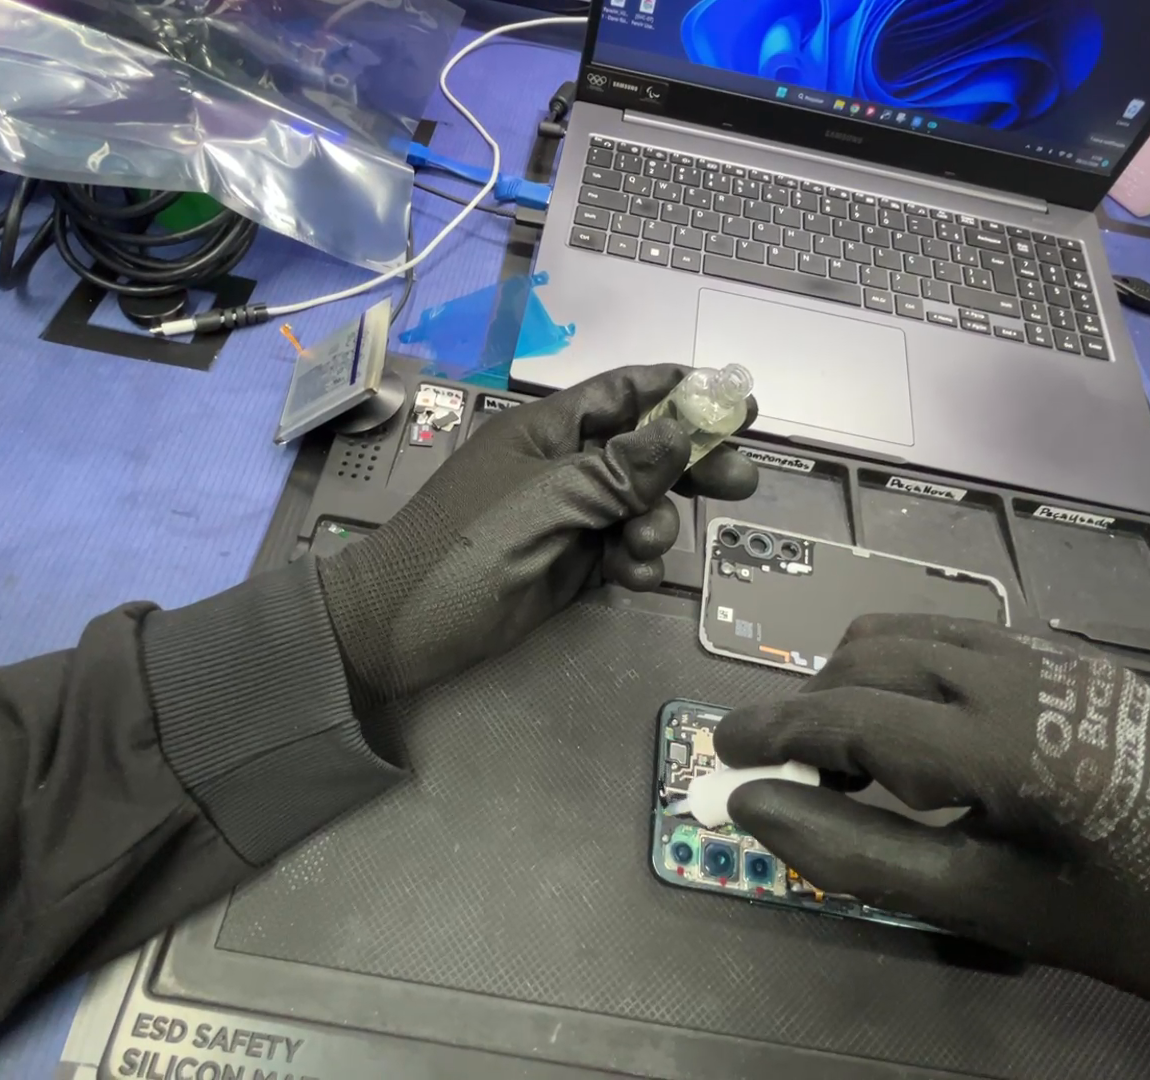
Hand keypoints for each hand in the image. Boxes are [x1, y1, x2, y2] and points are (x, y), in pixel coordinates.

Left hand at [317, 365, 757, 706]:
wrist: (407, 624)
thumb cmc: (467, 546)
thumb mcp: (546, 500)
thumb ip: (617, 469)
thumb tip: (682, 433)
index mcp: (547, 430)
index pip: (623, 394)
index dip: (679, 392)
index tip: (735, 401)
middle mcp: (563, 467)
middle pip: (643, 453)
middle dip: (690, 466)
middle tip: (742, 482)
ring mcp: (567, 518)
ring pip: (638, 507)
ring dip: (654, 524)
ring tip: (643, 545)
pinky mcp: (570, 565)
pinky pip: (620, 552)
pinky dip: (633, 562)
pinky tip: (629, 575)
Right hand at [718, 615, 1149, 1074]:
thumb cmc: (1119, 920)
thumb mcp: (977, 903)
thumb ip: (850, 852)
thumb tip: (751, 804)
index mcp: (1006, 748)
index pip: (849, 718)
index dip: (772, 730)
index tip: (723, 749)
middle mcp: (1017, 674)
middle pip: (862, 662)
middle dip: (810, 712)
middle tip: (805, 775)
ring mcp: (1043, 649)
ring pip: (896, 634)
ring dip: (851, 683)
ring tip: (861, 751)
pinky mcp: (1059, 647)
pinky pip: (943, 632)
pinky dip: (898, 668)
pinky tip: (921, 727)